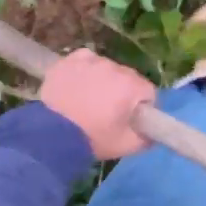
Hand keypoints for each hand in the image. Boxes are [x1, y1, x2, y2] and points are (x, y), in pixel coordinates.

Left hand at [39, 50, 155, 159]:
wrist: (52, 133)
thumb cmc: (93, 139)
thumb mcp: (127, 146)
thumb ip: (147, 138)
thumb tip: (153, 133)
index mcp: (132, 85)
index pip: (149, 92)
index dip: (143, 108)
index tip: (132, 120)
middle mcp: (114, 66)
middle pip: (128, 79)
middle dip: (123, 94)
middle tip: (108, 113)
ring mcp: (91, 60)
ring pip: (107, 69)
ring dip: (103, 81)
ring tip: (89, 101)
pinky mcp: (70, 59)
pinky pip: (86, 61)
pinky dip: (85, 71)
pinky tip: (78, 86)